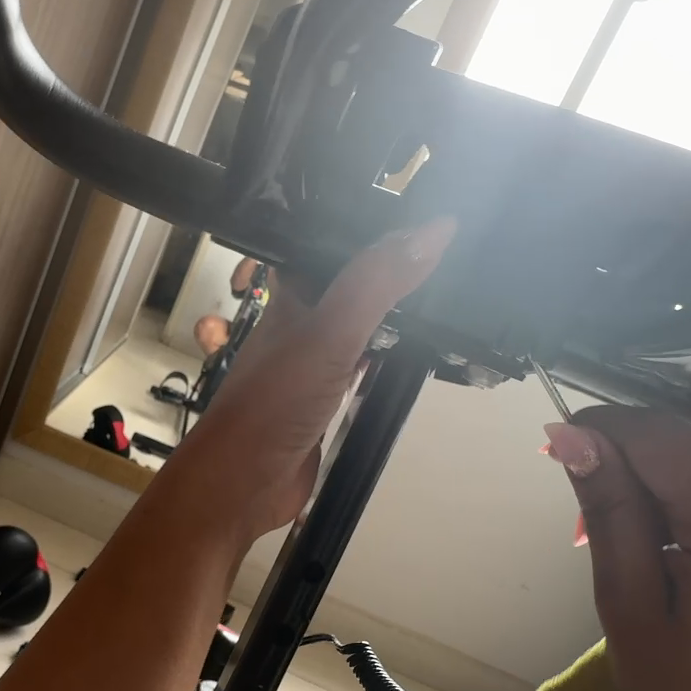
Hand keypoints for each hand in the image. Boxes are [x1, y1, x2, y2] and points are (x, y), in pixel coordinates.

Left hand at [164, 218, 455, 544]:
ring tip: (445, 292)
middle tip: (448, 251)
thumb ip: (375, 285)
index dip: (366, 228)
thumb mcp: (329, 334)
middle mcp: (300, 326)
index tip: (419, 208)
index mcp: (291, 299)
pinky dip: (385, 358)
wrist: (242, 482)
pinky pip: (360, 368)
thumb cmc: (273, 403)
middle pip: (348, 286)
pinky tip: (413, 356)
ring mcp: (311, 364)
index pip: (327, 247)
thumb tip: (434, 229)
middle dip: (388, 270)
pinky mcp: (324, 401)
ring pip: (356, 328)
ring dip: (390, 314)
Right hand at [542, 408, 690, 690]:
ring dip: (664, 496)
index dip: (602, 427)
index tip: (554, 447)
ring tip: (634, 558)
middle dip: (629, 469)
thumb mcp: (629, 604)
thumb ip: (609, 510)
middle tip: (585, 530)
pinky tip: (683, 568)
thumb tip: (571, 436)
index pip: (664, 434)